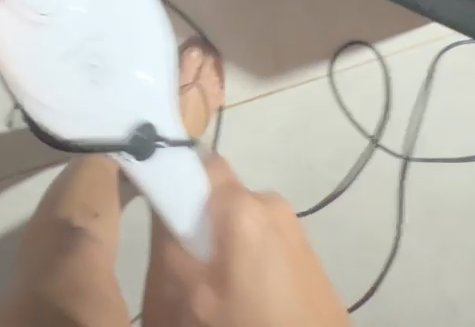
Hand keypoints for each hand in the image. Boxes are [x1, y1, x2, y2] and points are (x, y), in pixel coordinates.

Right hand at [165, 154, 350, 325]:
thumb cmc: (252, 321)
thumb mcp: (199, 297)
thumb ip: (175, 251)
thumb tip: (165, 216)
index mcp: (243, 206)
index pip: (207, 163)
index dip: (186, 178)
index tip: (173, 207)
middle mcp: (271, 203)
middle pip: (227, 195)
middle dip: (209, 220)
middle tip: (197, 258)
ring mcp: (295, 225)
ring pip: (248, 217)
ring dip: (233, 238)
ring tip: (226, 280)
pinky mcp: (308, 248)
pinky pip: (269, 235)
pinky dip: (256, 252)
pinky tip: (253, 288)